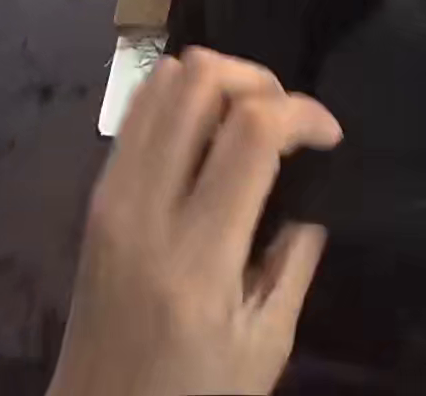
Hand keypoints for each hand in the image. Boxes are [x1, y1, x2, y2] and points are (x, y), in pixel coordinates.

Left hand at [48, 48, 343, 395]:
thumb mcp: (265, 346)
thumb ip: (293, 259)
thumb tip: (309, 192)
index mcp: (198, 256)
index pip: (250, 132)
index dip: (301, 111)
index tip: (329, 133)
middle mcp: (146, 204)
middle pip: (199, 80)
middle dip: (257, 78)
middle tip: (286, 116)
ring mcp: (112, 188)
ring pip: (163, 79)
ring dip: (217, 80)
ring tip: (249, 115)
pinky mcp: (97, 185)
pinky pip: (138, 107)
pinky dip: (180, 95)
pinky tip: (207, 126)